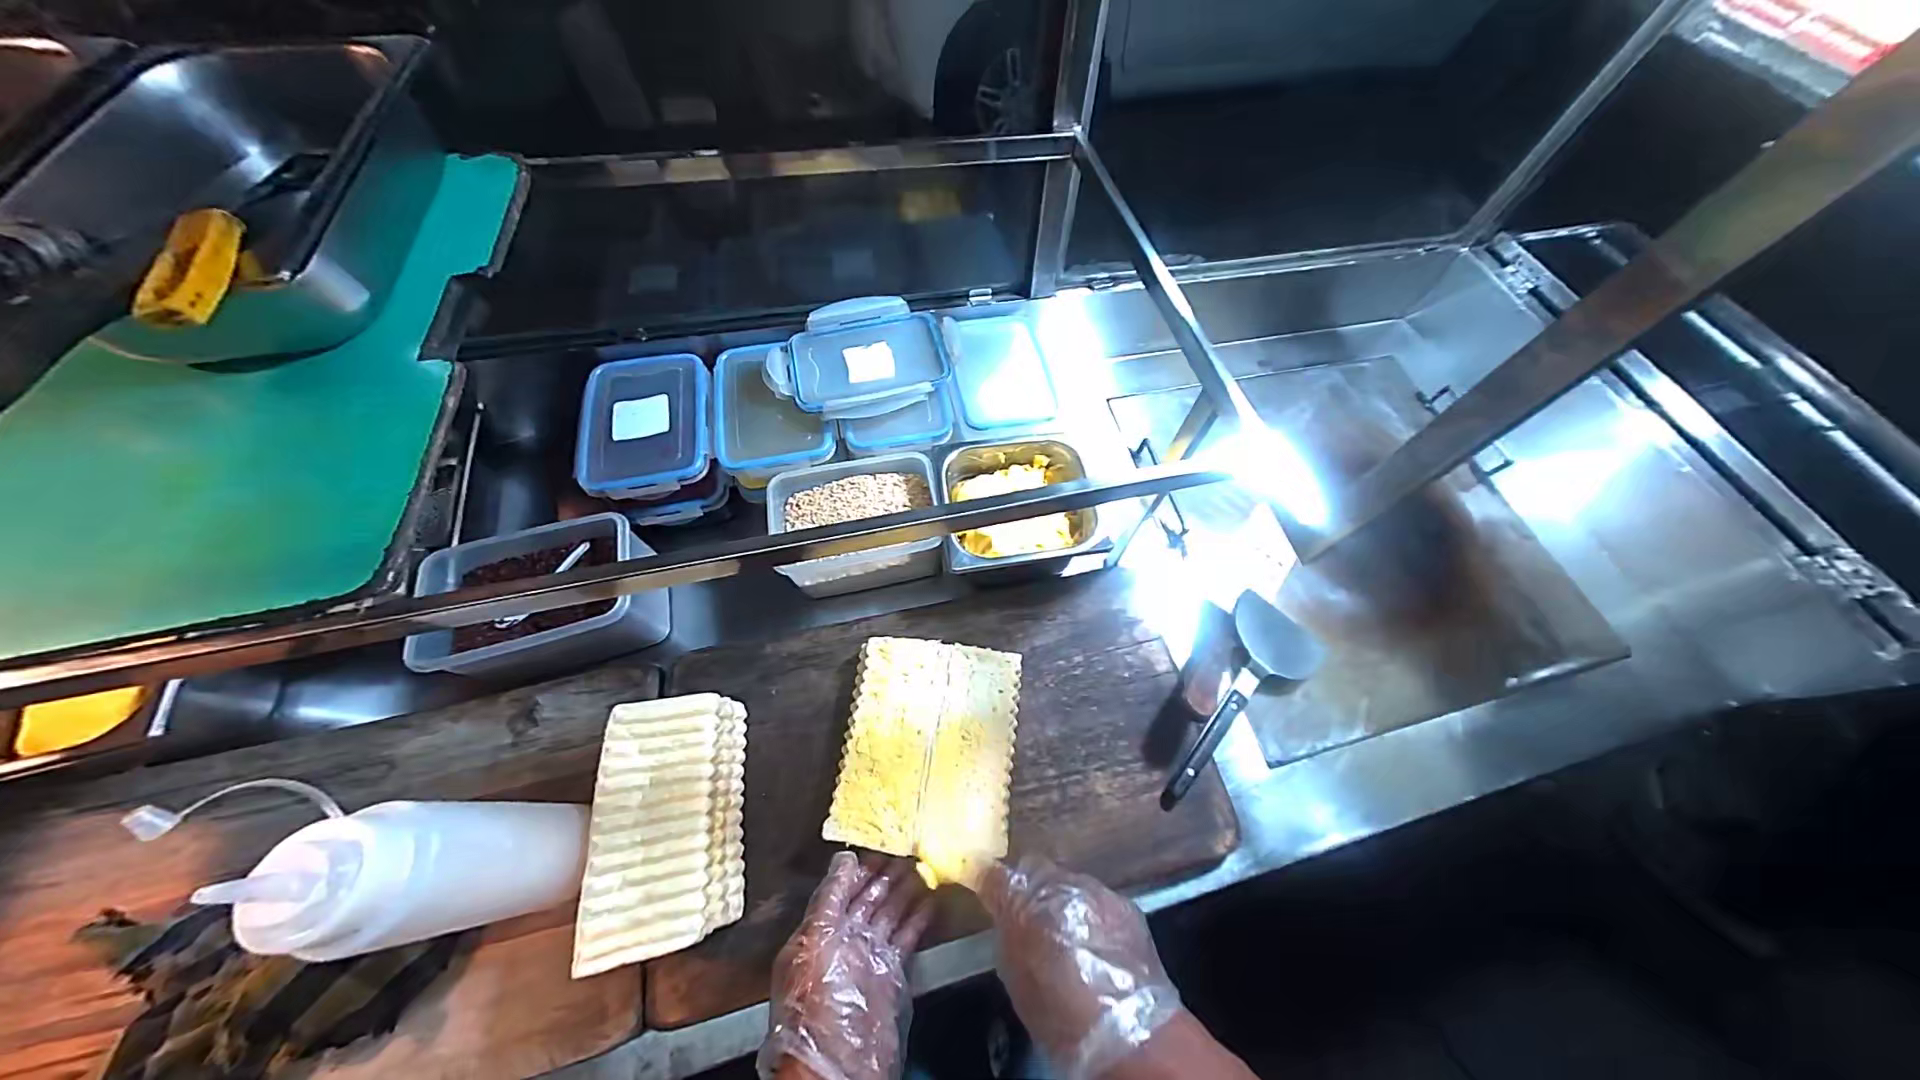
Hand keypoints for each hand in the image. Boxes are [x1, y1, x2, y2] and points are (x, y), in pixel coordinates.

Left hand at [757, 852, 935, 1079]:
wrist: (836, 1065)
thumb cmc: (817, 1001)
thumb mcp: (814, 940)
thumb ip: (829, 897)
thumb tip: (843, 858)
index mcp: (821, 931)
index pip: (843, 890)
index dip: (862, 868)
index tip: (882, 844)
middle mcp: (845, 941)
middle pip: (870, 899)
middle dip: (888, 875)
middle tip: (910, 850)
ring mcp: (870, 957)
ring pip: (891, 914)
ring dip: (906, 891)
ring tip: (925, 867)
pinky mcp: (892, 974)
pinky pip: (907, 938)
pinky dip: (919, 919)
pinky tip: (932, 901)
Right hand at [979, 857, 1182, 1079]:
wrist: (1127, 1035)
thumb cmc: (1058, 1014)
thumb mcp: (1015, 974)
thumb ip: (1007, 929)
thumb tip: (1001, 906)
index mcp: (1025, 899)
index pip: (999, 873)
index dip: (995, 884)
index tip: (993, 895)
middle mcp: (1061, 882)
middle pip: (1039, 874)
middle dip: (1035, 893)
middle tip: (1035, 924)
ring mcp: (1096, 890)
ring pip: (1072, 885)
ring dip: (1066, 904)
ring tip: (1070, 939)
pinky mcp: (1125, 905)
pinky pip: (1099, 902)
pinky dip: (1093, 917)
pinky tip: (1097, 946)